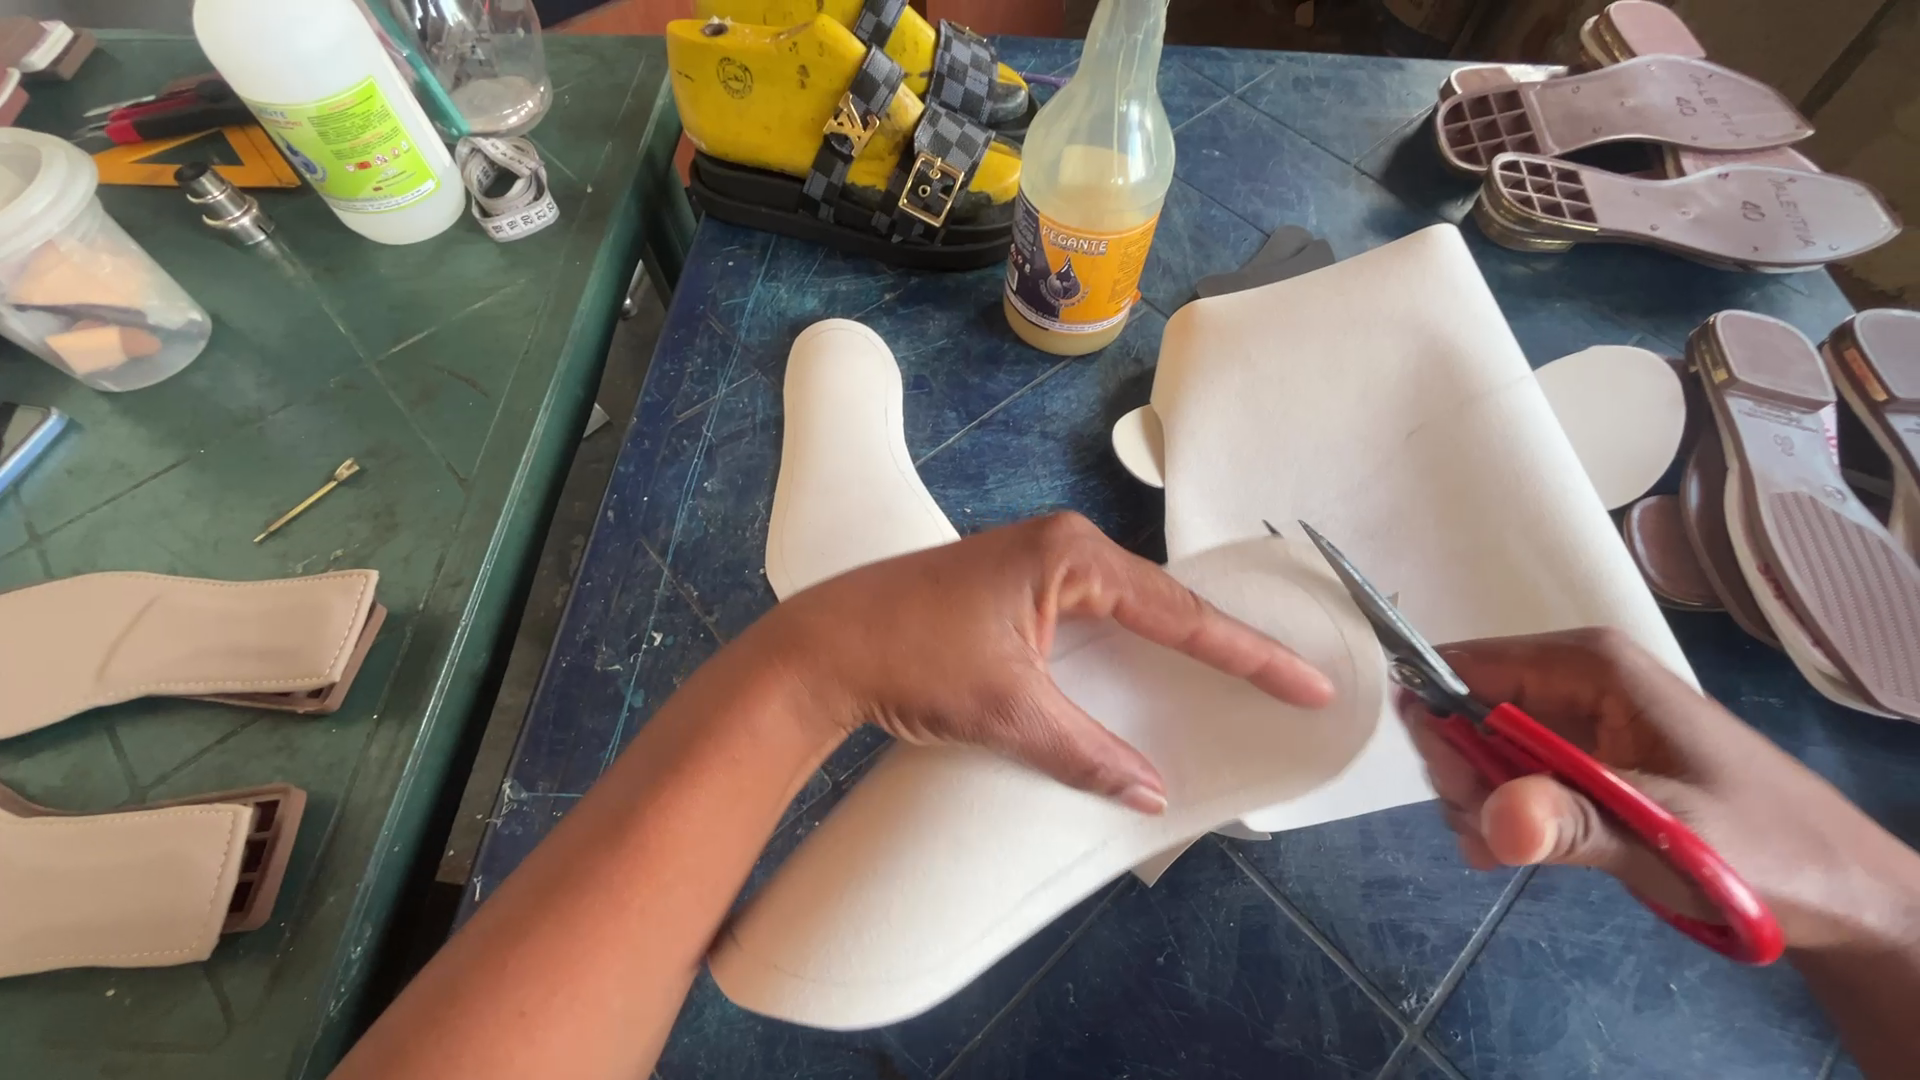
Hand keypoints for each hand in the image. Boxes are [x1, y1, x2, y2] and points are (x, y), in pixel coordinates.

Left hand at [739, 513, 1335, 813]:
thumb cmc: (910, 660)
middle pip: (1159, 602)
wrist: (823, 647)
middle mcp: (1059, 545)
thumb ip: (1085, 751)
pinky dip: (1123, 645)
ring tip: (1229, 679)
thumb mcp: (1006, 711)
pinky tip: (1142, 672)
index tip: (1307, 681)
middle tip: (1282, 682)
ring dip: (1169, 643)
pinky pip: (1090, 615)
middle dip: (1217, 642)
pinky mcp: (1012, 586)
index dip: (1248, 653)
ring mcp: (1033, 562)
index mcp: (1069, 556)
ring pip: (1125, 608)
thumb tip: (1149, 791)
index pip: (1179, 611)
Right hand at [1401, 627, 1919, 950]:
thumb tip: (1490, 819)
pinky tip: (1508, 845)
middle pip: (1458, 704)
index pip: (1460, 665)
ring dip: (1471, 795)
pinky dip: (1492, 806)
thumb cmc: (1767, 850)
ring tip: (1501, 846)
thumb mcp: (1668, 836)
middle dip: (1457, 768)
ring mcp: (1570, 713)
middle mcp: (1568, 676)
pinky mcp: (1574, 752)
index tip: (1455, 786)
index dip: (1437, 720)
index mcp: (1585, 664)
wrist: (1848, 897)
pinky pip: (1501, 764)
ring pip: (1472, 739)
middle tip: (1484, 827)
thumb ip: (1575, 822)